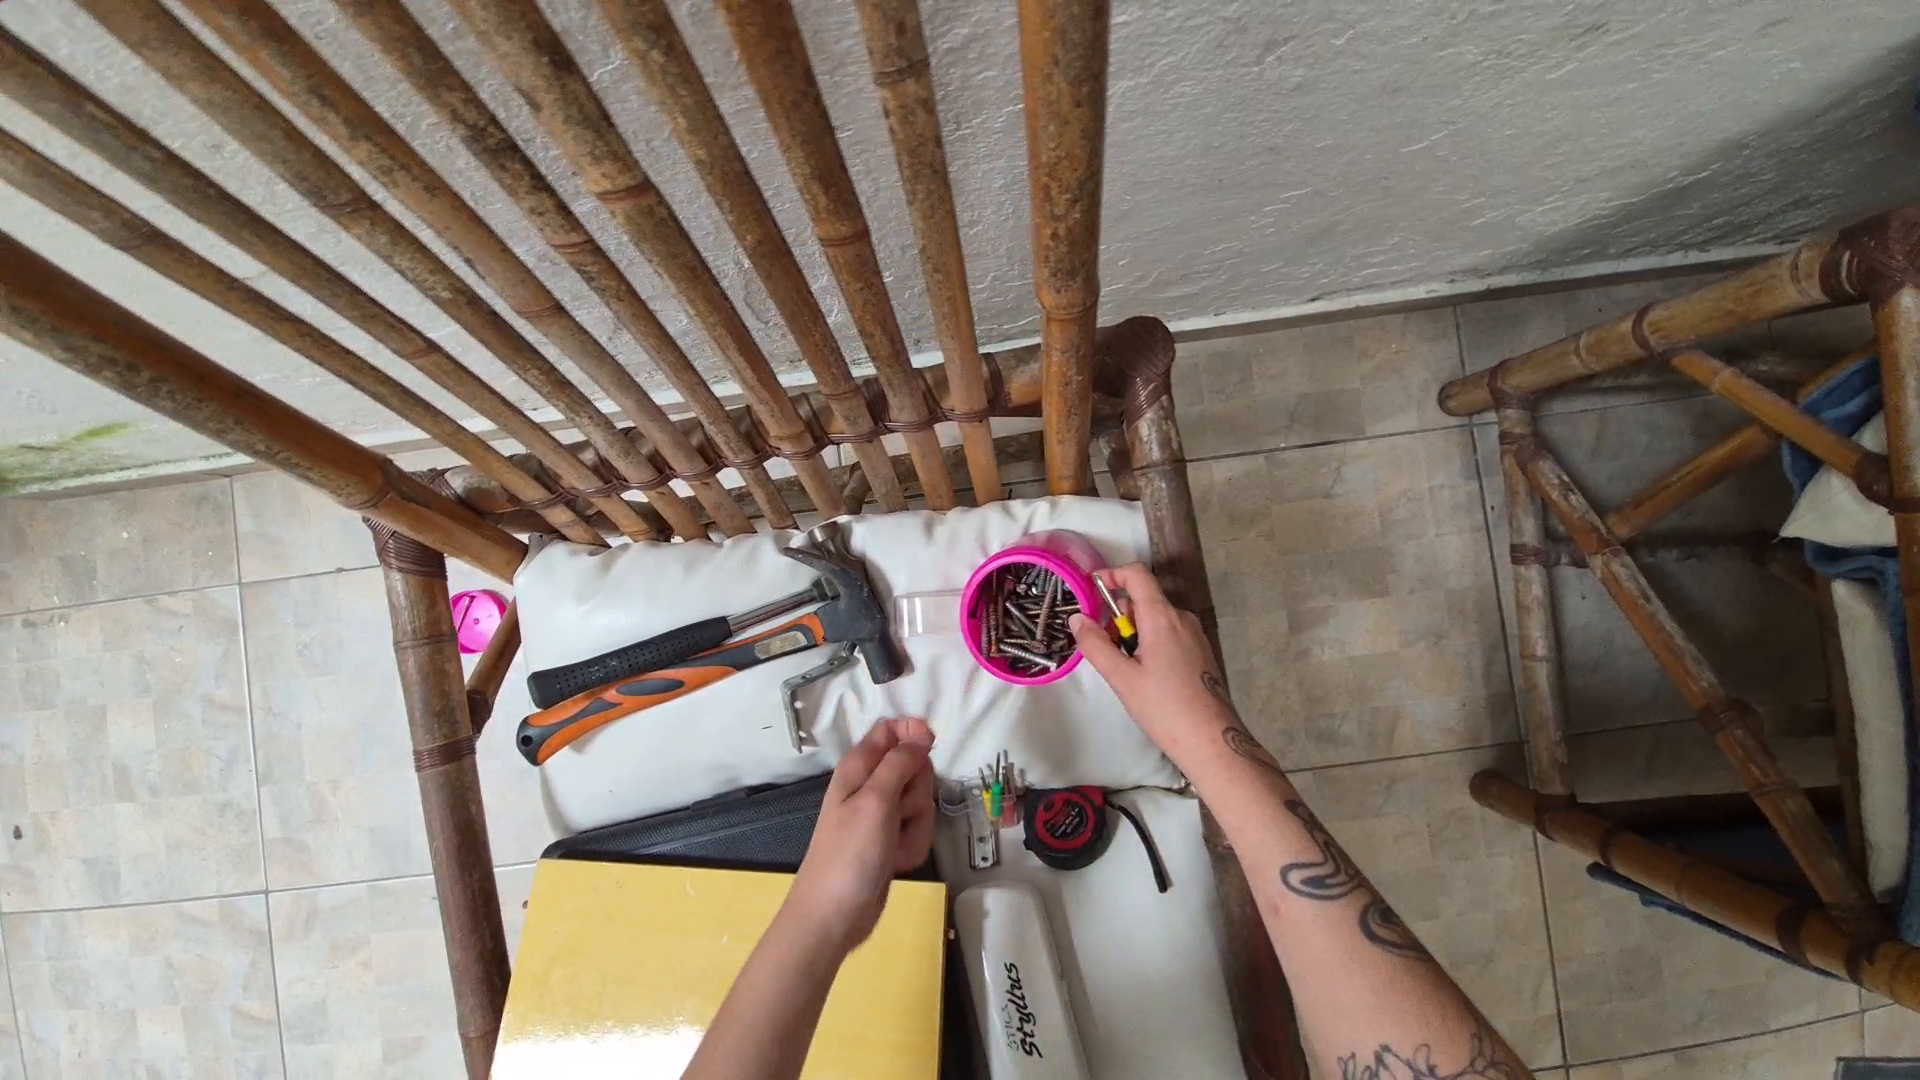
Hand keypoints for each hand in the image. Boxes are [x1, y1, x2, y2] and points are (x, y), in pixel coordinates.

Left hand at [786, 717, 936, 953]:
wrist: (833, 917)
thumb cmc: (849, 854)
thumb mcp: (876, 801)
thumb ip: (900, 763)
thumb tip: (921, 734)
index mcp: (859, 767)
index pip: (890, 729)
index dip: (913, 732)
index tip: (931, 748)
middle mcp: (870, 786)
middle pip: (913, 766)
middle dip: (918, 790)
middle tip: (900, 811)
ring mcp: (881, 815)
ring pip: (920, 801)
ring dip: (916, 824)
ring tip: (894, 844)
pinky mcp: (890, 841)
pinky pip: (917, 830)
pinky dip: (912, 845)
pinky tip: (896, 861)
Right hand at [1070, 563, 1240, 761]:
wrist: (1211, 741)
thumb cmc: (1164, 708)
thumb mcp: (1121, 677)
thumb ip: (1095, 644)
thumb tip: (1077, 618)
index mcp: (1162, 617)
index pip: (1137, 575)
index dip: (1111, 575)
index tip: (1092, 592)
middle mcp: (1182, 618)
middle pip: (1143, 600)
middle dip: (1118, 618)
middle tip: (1108, 651)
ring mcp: (1194, 634)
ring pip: (1154, 619)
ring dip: (1133, 634)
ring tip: (1128, 671)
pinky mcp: (1199, 651)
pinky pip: (1168, 633)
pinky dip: (1150, 643)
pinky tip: (1147, 676)